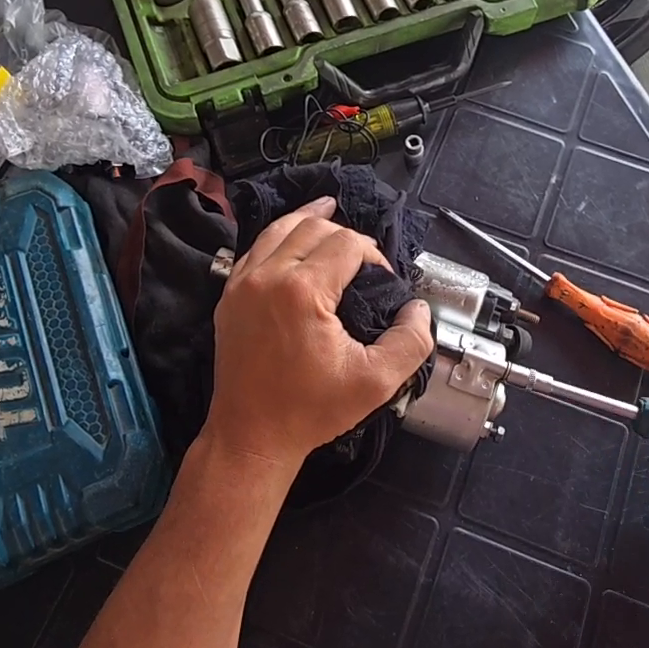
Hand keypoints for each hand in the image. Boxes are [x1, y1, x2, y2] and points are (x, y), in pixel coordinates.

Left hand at [204, 197, 432, 468]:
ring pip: (280, 229)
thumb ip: (410, 341)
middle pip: (313, 226)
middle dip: (345, 234)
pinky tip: (292, 239)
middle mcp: (268, 276)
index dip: (372, 254)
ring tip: (329, 211)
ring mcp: (242, 284)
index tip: (383, 280)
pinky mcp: (229, 296)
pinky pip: (255, 249)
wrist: (250, 436)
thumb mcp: (376, 382)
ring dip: (309, 221)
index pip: (347, 243)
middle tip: (364, 259)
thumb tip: (419, 309)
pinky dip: (279, 237)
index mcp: (302, 291)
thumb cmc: (310, 410)